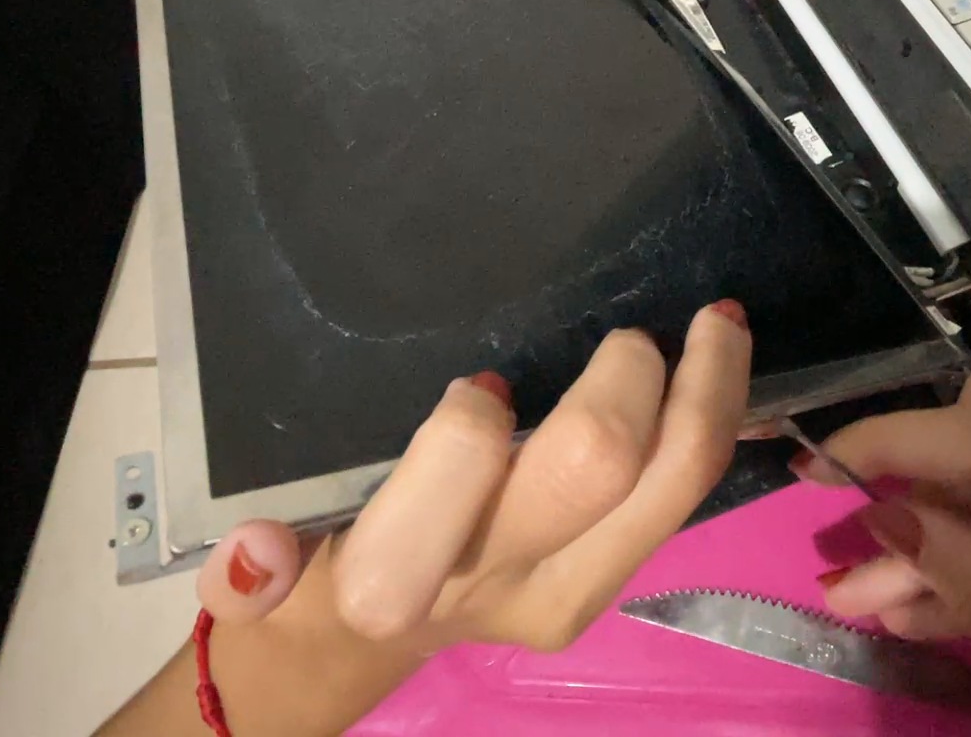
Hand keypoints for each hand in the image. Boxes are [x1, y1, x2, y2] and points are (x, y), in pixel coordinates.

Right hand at [191, 302, 752, 733]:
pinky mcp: (611, 580)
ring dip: (707, 397)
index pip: (464, 481)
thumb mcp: (260, 574)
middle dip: (624, 383)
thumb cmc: (310, 580)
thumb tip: (252, 557)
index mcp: (409, 574)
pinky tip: (716, 376)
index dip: (472, 428)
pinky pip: (681, 498)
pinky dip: (706, 428)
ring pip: (672, 487)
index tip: (476, 383)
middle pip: (598, 471)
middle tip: (631, 333)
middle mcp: (510, 584)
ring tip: (719, 326)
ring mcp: (577, 588)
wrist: (363, 644)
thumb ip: (255, 568)